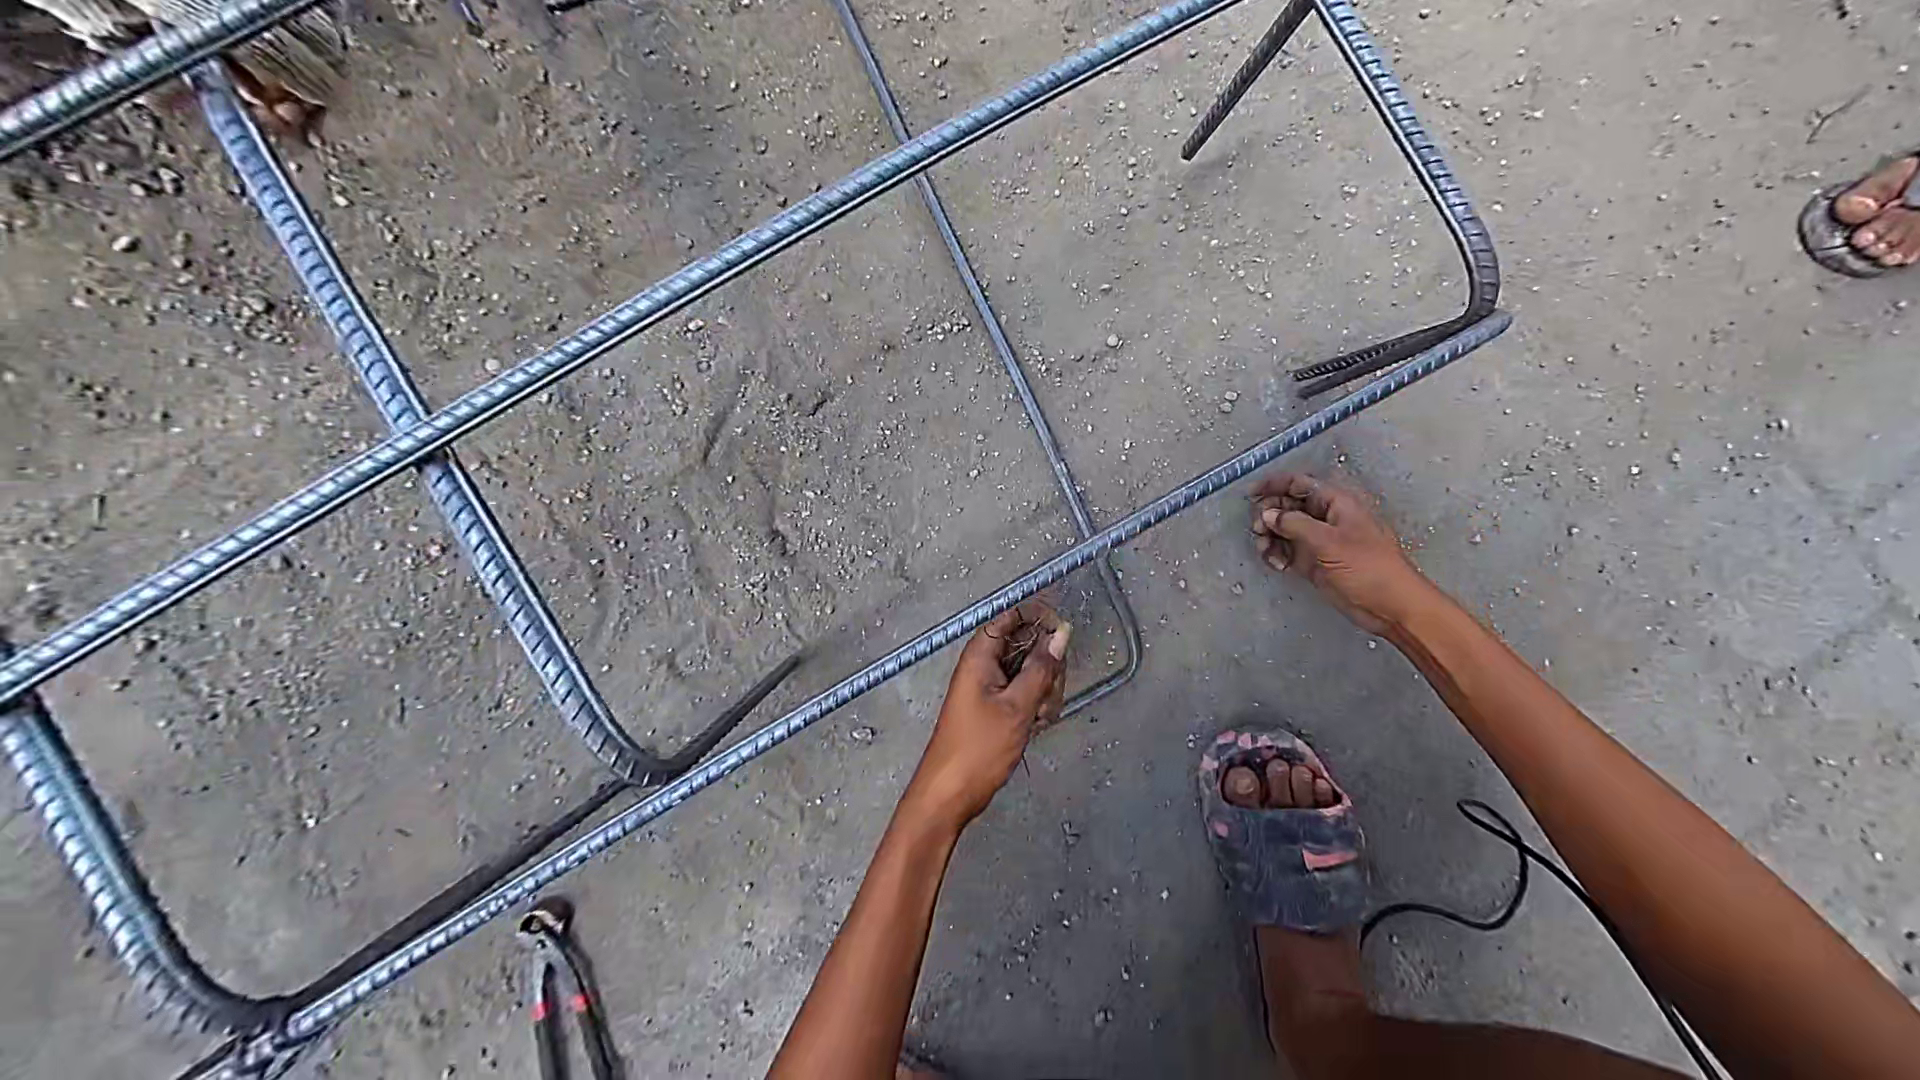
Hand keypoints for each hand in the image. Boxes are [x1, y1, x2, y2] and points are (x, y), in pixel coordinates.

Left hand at [903, 602, 1070, 830]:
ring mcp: (991, 686)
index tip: (1062, 633)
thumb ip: (1041, 668)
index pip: (1011, 616)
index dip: (1038, 617)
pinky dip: (1036, 706)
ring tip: (1039, 717)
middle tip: (1047, 694)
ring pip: (1030, 671)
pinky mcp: (996, 706)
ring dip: (1044, 691)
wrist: (950, 793)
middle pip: (1026, 644)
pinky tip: (1036, 725)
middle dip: (1046, 666)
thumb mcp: (1017, 707)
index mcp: (980, 655)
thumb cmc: (978, 748)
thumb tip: (1061, 633)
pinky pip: (1025, 693)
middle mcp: (984, 665)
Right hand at [1249, 471, 1437, 635]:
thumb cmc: (1368, 567)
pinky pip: (1286, 551)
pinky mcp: (1312, 562)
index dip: (1274, 485)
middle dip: (1268, 515)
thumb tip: (1268, 514)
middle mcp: (1325, 519)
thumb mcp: (1330, 541)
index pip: (1300, 484)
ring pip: (1283, 530)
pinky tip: (1277, 564)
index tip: (1251, 494)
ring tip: (1266, 550)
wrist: (1389, 606)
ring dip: (1269, 537)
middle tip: (1258, 529)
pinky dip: (1276, 555)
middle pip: (1287, 507)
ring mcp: (1318, 541)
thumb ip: (1295, 524)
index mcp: (1336, 504)